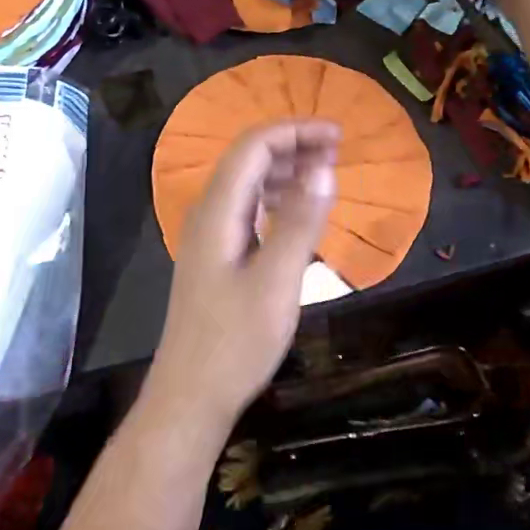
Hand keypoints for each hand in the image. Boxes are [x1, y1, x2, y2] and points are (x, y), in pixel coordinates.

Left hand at [146, 120, 339, 425]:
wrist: (191, 397)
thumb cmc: (236, 342)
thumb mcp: (277, 281)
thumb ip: (301, 222)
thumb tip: (324, 167)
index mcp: (217, 211)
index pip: (253, 146)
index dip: (295, 132)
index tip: (339, 137)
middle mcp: (208, 214)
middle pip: (248, 159)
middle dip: (294, 146)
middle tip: (339, 153)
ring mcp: (210, 236)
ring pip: (248, 184)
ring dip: (286, 171)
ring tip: (326, 175)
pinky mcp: (217, 256)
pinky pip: (248, 210)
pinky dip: (277, 199)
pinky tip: (300, 213)